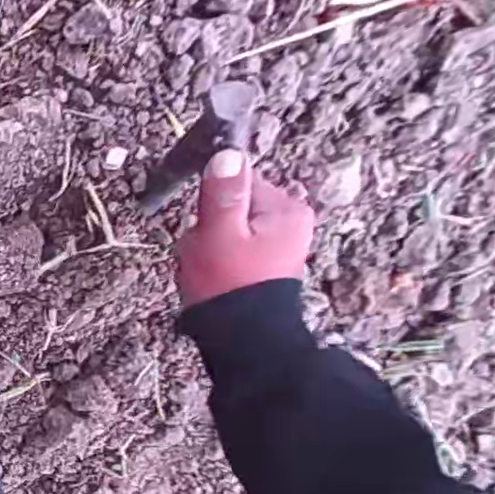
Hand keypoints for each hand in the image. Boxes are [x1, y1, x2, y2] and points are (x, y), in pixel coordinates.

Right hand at [173, 148, 315, 306]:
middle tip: (206, 249)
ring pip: (229, 225)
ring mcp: (280, 242)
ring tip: (209, 266)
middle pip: (233, 202)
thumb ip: (222, 193)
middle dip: (210, 223)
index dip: (211, 197)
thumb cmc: (229, 286)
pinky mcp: (267, 261)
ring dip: (211, 242)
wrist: (243, 340)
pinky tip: (215, 274)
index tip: (204, 222)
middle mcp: (290, 220)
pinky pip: (234, 245)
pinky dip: (219, 256)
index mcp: (285, 208)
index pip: (238, 178)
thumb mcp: (218, 233)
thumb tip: (227, 153)